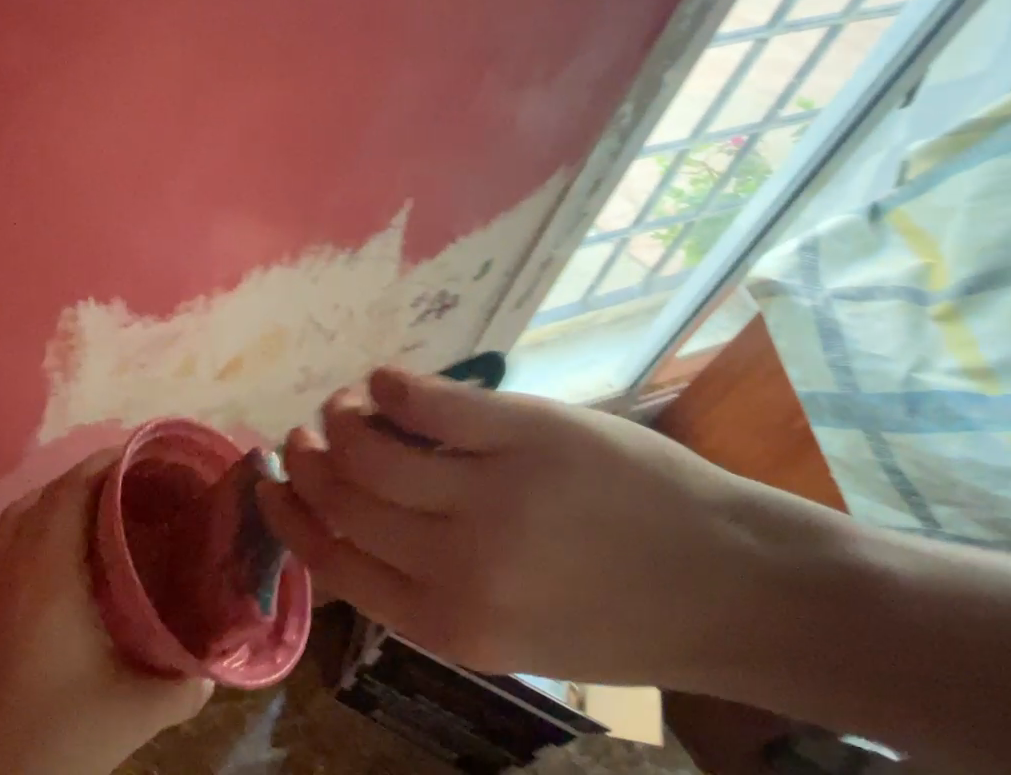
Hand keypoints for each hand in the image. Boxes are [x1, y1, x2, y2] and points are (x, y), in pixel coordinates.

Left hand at [0, 450, 213, 774]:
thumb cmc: (61, 732)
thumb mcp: (139, 709)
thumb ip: (186, 681)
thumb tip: (217, 661)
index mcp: (49, 573)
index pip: (71, 492)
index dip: (105, 464)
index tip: (144, 455)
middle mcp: (17, 564)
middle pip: (47, 494)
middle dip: (90, 476)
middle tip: (139, 480)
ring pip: (24, 512)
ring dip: (62, 495)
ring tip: (107, 504)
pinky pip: (15, 535)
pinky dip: (44, 520)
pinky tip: (76, 549)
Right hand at [255, 367, 831, 687]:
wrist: (741, 590)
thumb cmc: (611, 611)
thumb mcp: (497, 628)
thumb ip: (412, 582)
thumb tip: (328, 515)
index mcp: (444, 622)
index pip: (327, 557)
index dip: (285, 512)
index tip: (269, 480)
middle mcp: (456, 564)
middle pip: (337, 495)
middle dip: (303, 457)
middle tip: (302, 434)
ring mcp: (491, 494)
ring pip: (365, 447)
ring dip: (337, 416)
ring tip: (345, 406)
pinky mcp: (524, 433)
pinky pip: (420, 398)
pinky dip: (386, 385)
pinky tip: (386, 383)